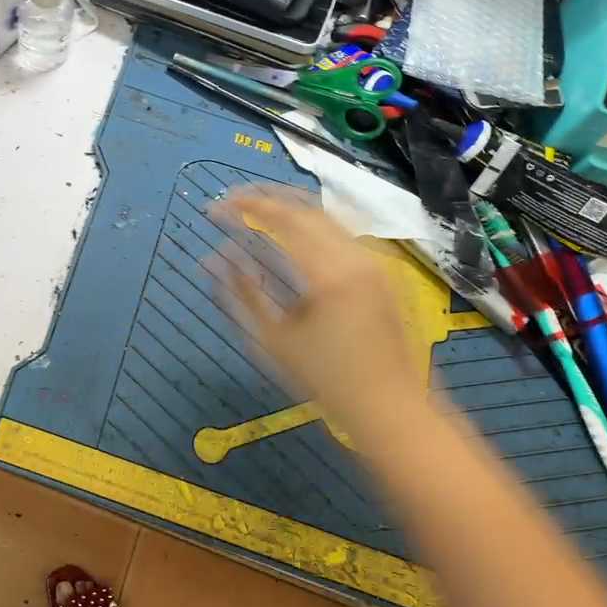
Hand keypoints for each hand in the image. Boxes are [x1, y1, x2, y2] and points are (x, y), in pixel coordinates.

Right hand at [211, 187, 430, 436]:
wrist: (390, 407)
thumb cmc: (327, 381)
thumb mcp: (275, 340)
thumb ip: (243, 292)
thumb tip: (216, 256)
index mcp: (328, 273)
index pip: (281, 220)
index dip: (246, 208)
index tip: (216, 208)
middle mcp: (355, 256)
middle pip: (306, 208)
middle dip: (266, 199)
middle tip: (233, 201)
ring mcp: (373, 261)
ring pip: (327, 215)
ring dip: (291, 206)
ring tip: (258, 208)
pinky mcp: (381, 270)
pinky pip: (343, 231)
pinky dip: (313, 222)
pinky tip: (295, 230)